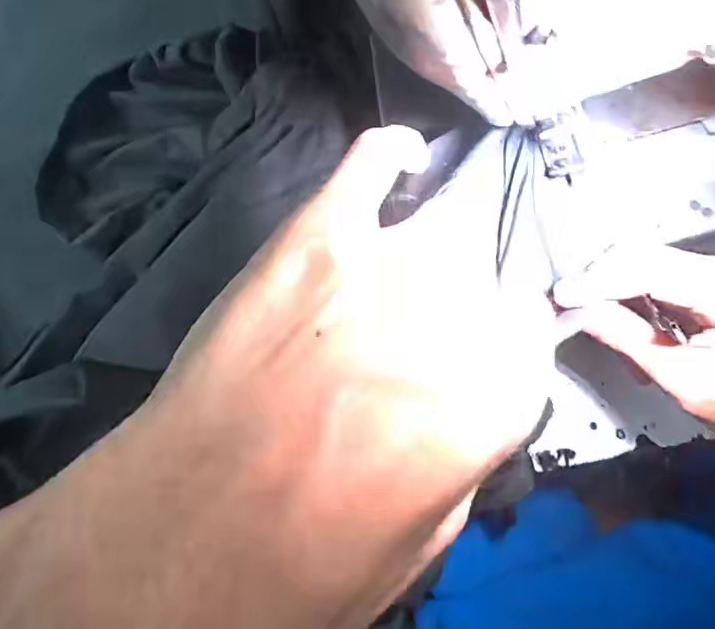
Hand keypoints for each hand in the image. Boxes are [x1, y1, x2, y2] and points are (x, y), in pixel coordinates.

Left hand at [0, 126, 558, 628]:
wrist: (180, 529)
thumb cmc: (307, 560)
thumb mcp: (428, 533)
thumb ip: (469, 436)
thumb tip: (472, 377)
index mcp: (489, 398)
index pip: (533, 325)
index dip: (507, 332)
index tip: (482, 336)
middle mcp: (450, 315)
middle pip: (491, 263)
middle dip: (470, 290)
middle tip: (429, 314)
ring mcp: (381, 260)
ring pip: (447, 213)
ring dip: (439, 236)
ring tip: (412, 259)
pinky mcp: (316, 232)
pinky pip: (371, 160)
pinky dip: (392, 153)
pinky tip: (401, 160)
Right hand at [552, 245, 714, 457]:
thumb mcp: (685, 382)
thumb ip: (630, 341)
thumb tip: (580, 312)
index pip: (648, 271)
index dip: (600, 281)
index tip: (563, 296)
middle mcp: (714, 270)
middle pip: (640, 258)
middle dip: (599, 279)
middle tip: (565, 303)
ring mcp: (705, 275)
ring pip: (639, 265)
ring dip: (610, 289)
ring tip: (589, 317)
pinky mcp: (695, 286)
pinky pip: (648, 279)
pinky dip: (626, 299)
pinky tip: (617, 324)